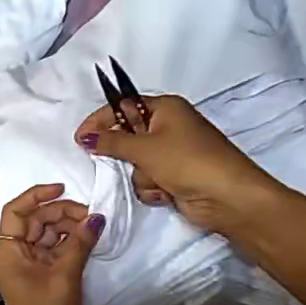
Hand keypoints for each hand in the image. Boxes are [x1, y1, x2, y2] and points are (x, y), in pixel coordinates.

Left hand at [0, 184, 103, 304]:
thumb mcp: (66, 277)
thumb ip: (79, 243)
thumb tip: (97, 216)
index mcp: (9, 255)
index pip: (15, 212)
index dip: (36, 195)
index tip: (63, 188)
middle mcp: (14, 257)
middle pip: (33, 221)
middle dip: (59, 213)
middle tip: (90, 216)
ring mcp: (28, 267)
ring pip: (45, 234)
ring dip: (66, 227)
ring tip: (92, 228)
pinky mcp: (41, 277)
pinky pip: (52, 250)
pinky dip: (68, 243)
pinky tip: (87, 239)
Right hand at [73, 95, 278, 235]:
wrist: (226, 196)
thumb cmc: (188, 161)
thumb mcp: (145, 148)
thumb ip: (111, 143)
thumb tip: (85, 137)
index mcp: (165, 108)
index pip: (123, 107)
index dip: (100, 121)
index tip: (79, 138)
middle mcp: (167, 127)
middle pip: (127, 137)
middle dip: (126, 155)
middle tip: (126, 162)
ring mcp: (170, 154)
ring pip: (134, 164)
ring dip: (142, 176)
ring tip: (159, 181)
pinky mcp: (172, 177)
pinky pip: (147, 180)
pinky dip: (152, 188)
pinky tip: (166, 193)